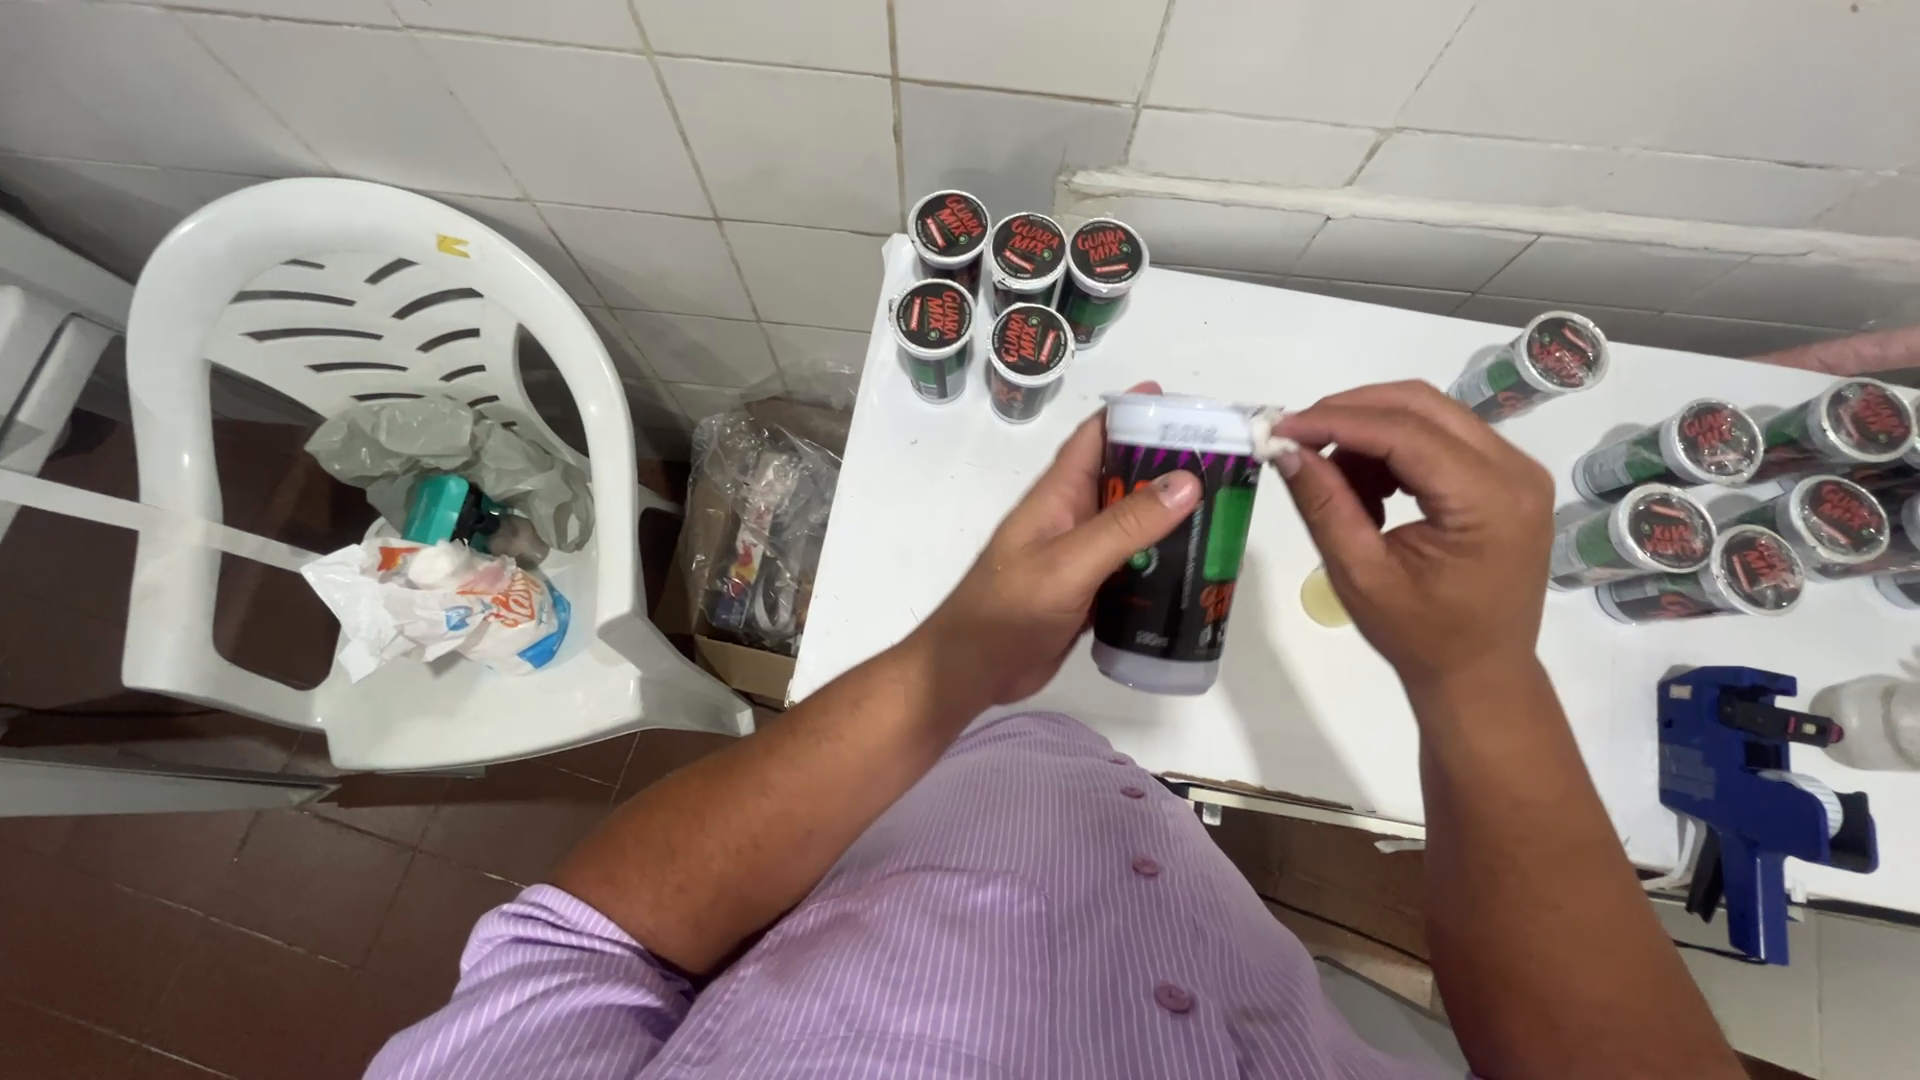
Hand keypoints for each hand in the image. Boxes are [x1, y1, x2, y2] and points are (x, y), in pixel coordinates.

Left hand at [912, 383, 1200, 707]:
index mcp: (1057, 496)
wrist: (974, 670)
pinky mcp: (1087, 592)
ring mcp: (1078, 558)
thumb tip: (1186, 480)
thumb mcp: (1070, 562)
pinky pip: (1130, 569)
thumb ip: (1124, 525)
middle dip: (1166, 468)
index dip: (1132, 415)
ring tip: (1222, 514)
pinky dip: (1159, 565)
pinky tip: (1194, 570)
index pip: (1095, 438)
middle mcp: (1069, 519)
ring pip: (1130, 527)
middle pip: (1122, 481)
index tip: (1182, 404)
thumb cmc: (1010, 609)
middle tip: (1224, 467)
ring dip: (1168, 520)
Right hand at [1272, 381, 1553, 691]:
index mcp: (1488, 500)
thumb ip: (1324, 505)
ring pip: (1428, 414)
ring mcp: (1514, 470)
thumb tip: (1285, 450)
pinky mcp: (1502, 477)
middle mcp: (1514, 471)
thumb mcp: (1359, 573)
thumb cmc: (1419, 634)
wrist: (1479, 669)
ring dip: (1367, 432)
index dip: (1335, 422)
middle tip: (1294, 438)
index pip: (1403, 433)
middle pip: (1420, 405)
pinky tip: (1365, 490)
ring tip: (1331, 479)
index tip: (1278, 429)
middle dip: (1349, 412)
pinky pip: (1437, 437)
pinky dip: (1389, 449)